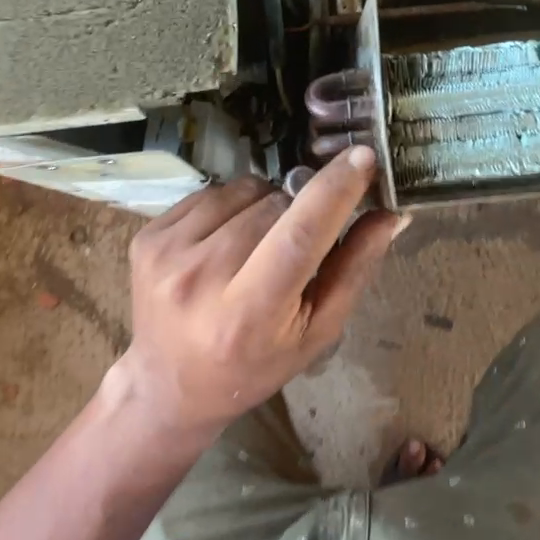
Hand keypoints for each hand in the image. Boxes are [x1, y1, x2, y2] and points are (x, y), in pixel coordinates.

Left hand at [105, 147, 406, 440]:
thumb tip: (391, 214)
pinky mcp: (147, 236)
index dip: (334, 191)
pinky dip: (230, 208)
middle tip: (293, 245)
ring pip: (243, 190)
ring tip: (255, 248)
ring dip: (263, 206)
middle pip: (274, 206)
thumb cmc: (255, 364)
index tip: (363, 157)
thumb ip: (354, 270)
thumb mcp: (316, 332)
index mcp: (248, 315)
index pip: (299, 236)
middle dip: (297, 212)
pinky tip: (224, 245)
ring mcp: (167, 254)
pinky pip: (211, 192)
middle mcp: (200, 279)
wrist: (170, 382)